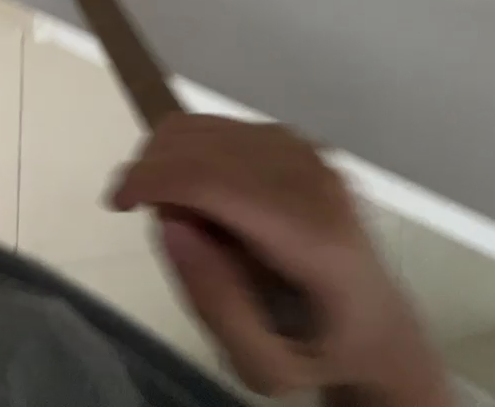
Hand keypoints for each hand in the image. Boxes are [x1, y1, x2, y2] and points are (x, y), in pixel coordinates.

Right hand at [110, 116, 448, 402]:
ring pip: (197, 128)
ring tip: (187, 214)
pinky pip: (211, 126)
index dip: (148, 180)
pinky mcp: (294, 140)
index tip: (117, 205)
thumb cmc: (314, 350)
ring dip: (168, 163)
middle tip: (166, 228)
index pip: (208, 178)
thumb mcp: (263, 368)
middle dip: (153, 175)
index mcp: (314, 239)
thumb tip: (170, 223)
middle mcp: (313, 181)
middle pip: (194, 144)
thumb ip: (214, 305)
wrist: (377, 328)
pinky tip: (203, 194)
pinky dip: (186, 154)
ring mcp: (307, 153)